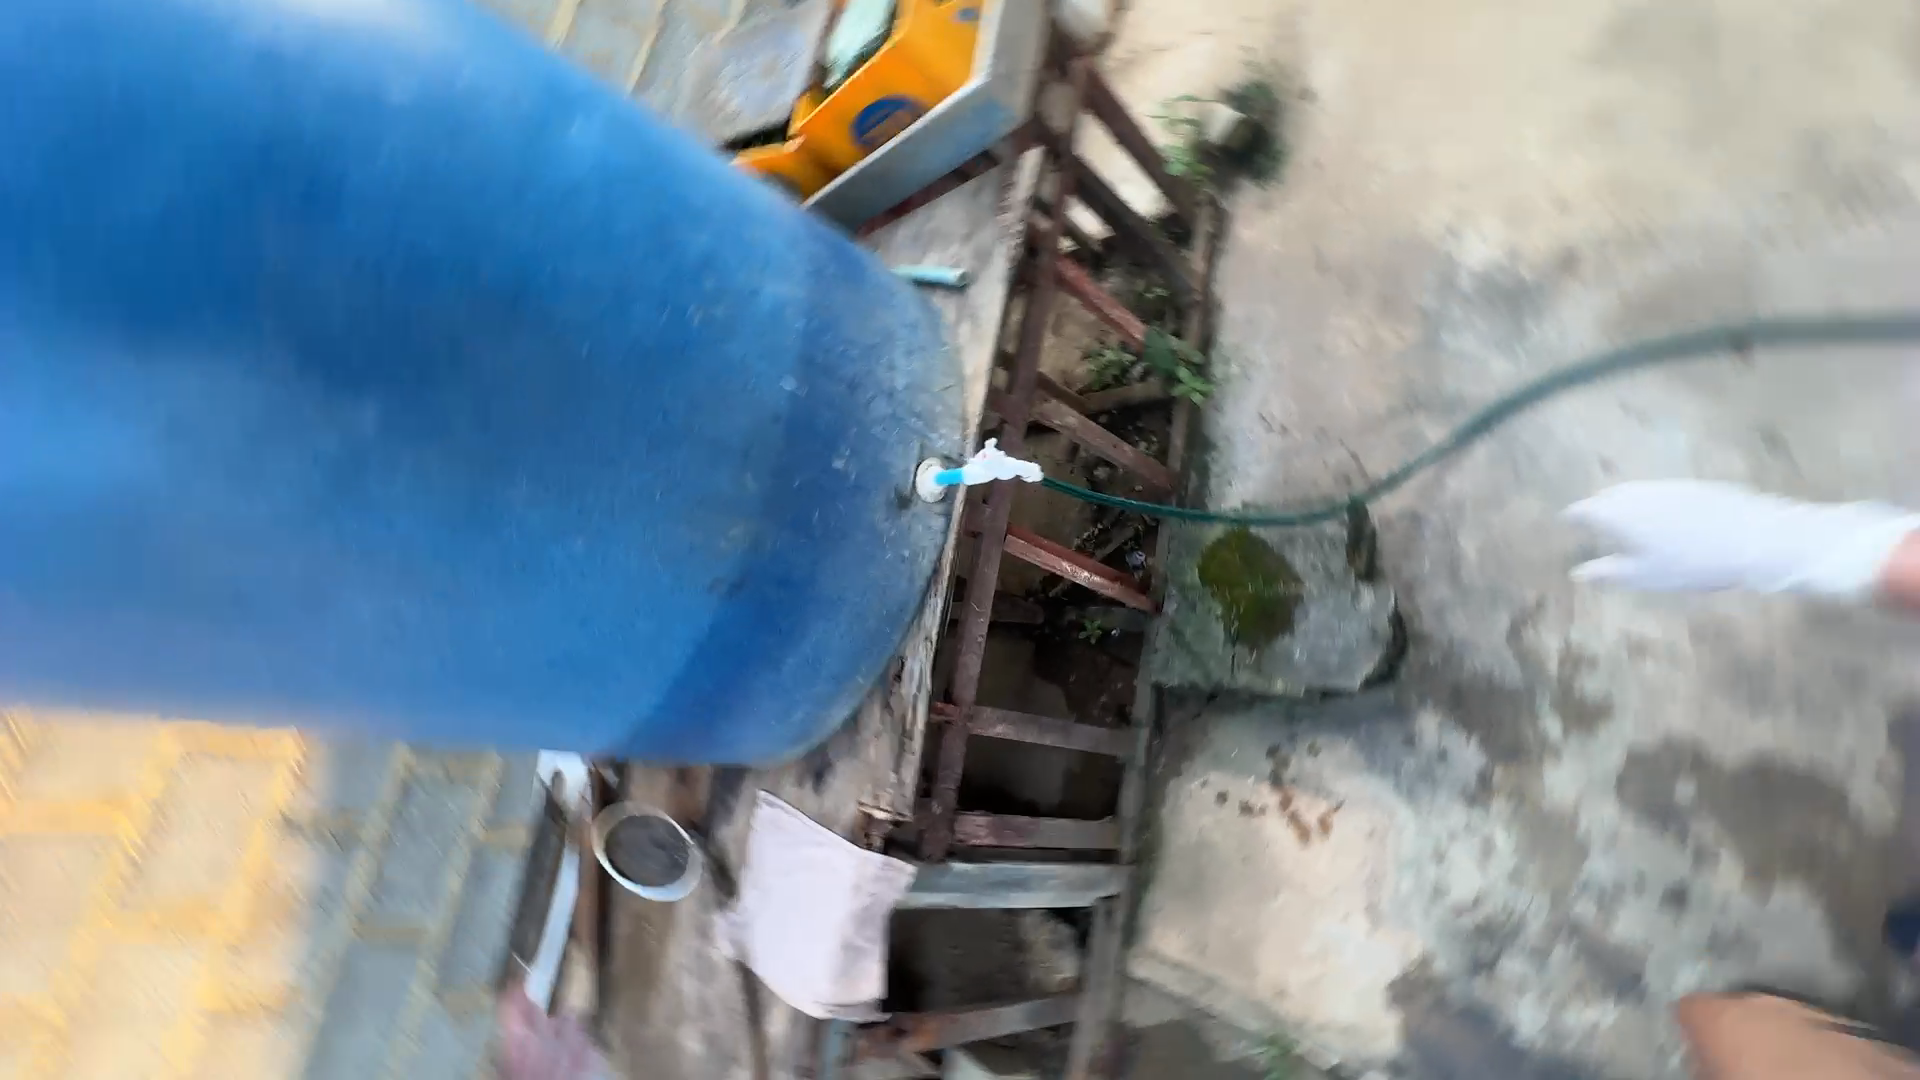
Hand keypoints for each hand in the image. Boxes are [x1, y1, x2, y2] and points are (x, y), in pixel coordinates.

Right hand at [1563, 480, 1919, 600]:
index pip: (1580, 510)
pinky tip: (1668, 519)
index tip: (1566, 524)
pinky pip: (1663, 492)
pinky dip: (1654, 502)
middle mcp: (1635, 493)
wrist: (1763, 540)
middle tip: (1596, 523)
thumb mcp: (1644, 576)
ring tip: (1630, 520)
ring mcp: (1668, 486)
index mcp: (1615, 513)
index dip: (1571, 518)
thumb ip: (1605, 573)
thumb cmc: (1692, 563)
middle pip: (1606, 496)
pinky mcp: (1698, 487)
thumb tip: (1576, 574)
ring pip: (1635, 492)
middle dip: (1597, 507)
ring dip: (1626, 503)